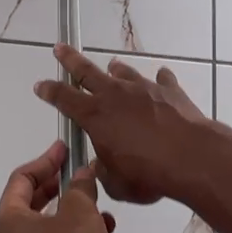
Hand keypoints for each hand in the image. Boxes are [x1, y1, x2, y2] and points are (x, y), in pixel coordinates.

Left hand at [0, 141, 116, 232]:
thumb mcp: (80, 212)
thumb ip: (82, 186)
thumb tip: (83, 174)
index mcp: (8, 221)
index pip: (22, 177)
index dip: (46, 159)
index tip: (66, 148)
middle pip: (39, 206)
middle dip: (69, 194)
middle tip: (87, 180)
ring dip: (83, 226)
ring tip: (106, 223)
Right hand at [34, 44, 222, 204]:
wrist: (191, 156)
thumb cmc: (148, 174)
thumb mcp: (117, 184)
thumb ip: (105, 172)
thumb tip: (102, 164)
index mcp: (96, 116)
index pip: (64, 99)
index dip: (50, 91)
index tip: (40, 84)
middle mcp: (116, 94)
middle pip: (86, 71)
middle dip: (70, 59)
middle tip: (60, 48)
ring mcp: (143, 88)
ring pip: (124, 72)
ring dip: (116, 69)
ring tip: (113, 65)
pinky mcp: (169, 90)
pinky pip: (161, 80)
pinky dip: (159, 80)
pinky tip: (161, 79)